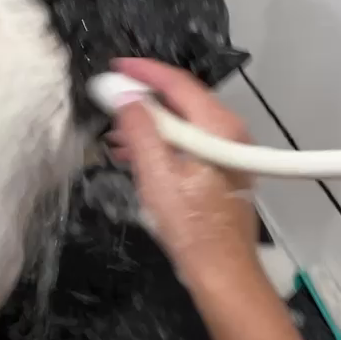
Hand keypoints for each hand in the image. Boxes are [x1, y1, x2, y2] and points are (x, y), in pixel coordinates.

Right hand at [108, 57, 265, 295]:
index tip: (116, 68)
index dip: (144, 72)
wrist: (222, 271)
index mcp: (217, 128)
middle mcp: (230, 134)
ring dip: (150, 125)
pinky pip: (190, 145)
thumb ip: (140, 129)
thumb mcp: (157, 175)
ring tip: (116, 133)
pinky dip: (163, 145)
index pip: (178, 83)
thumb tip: (123, 95)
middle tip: (111, 98)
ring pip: (184, 125)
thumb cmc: (193, 229)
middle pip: (183, 101)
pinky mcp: (224, 172)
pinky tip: (138, 156)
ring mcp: (229, 153)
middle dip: (144, 99)